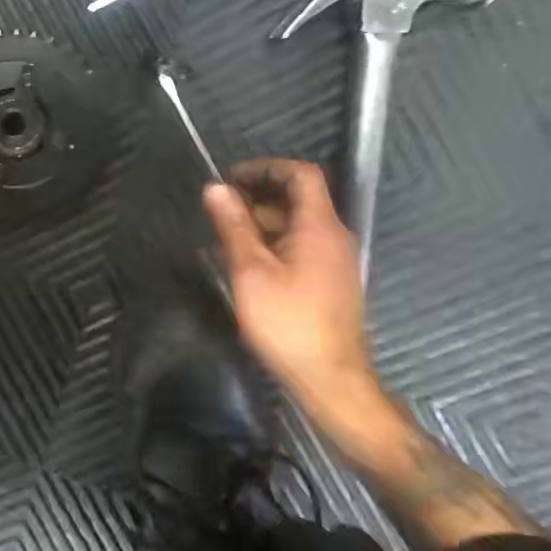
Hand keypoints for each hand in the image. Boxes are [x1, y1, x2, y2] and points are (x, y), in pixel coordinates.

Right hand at [205, 158, 372, 399]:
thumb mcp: (250, 271)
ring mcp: (334, 260)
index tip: (232, 178)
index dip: (266, 167)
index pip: (301, 175)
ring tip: (224, 234)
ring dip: (261, 219)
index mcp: (318, 227)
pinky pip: (300, 244)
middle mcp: (333, 237)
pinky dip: (272, 240)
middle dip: (257, 194)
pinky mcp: (330, 280)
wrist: (333, 383)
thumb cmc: (289, 323)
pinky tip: (244, 260)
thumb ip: (233, 225)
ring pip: (296, 222)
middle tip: (220, 207)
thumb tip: (216, 188)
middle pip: (298, 197)